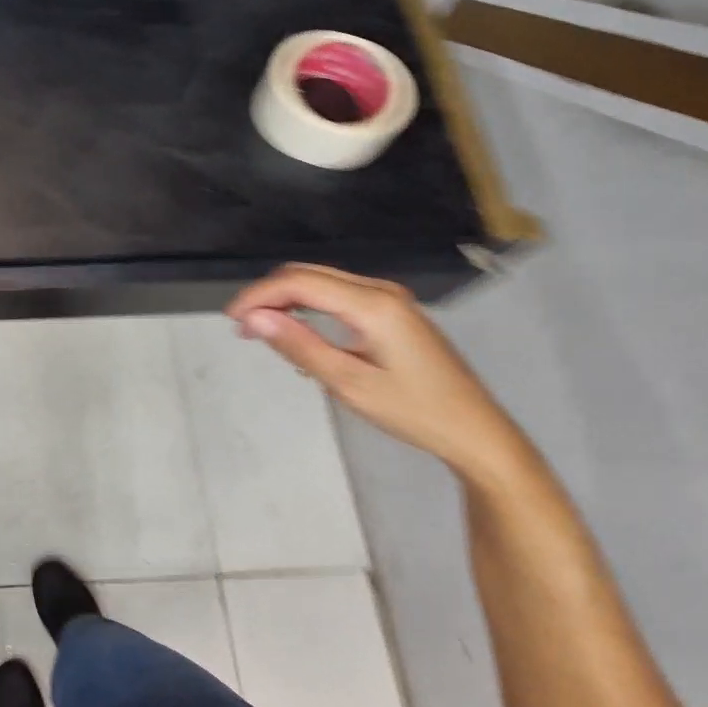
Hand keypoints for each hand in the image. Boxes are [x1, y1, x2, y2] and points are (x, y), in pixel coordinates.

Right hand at [226, 263, 517, 475]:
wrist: (476, 431)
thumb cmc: (413, 411)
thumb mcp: (348, 384)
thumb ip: (299, 346)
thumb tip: (253, 319)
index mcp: (372, 305)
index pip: (299, 282)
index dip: (259, 295)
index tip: (231, 320)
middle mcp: (380, 291)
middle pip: (308, 275)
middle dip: (269, 295)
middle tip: (242, 328)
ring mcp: (390, 300)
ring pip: (323, 283)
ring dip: (287, 300)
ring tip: (261, 331)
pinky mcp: (394, 313)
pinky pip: (339, 296)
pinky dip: (309, 306)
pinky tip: (298, 333)